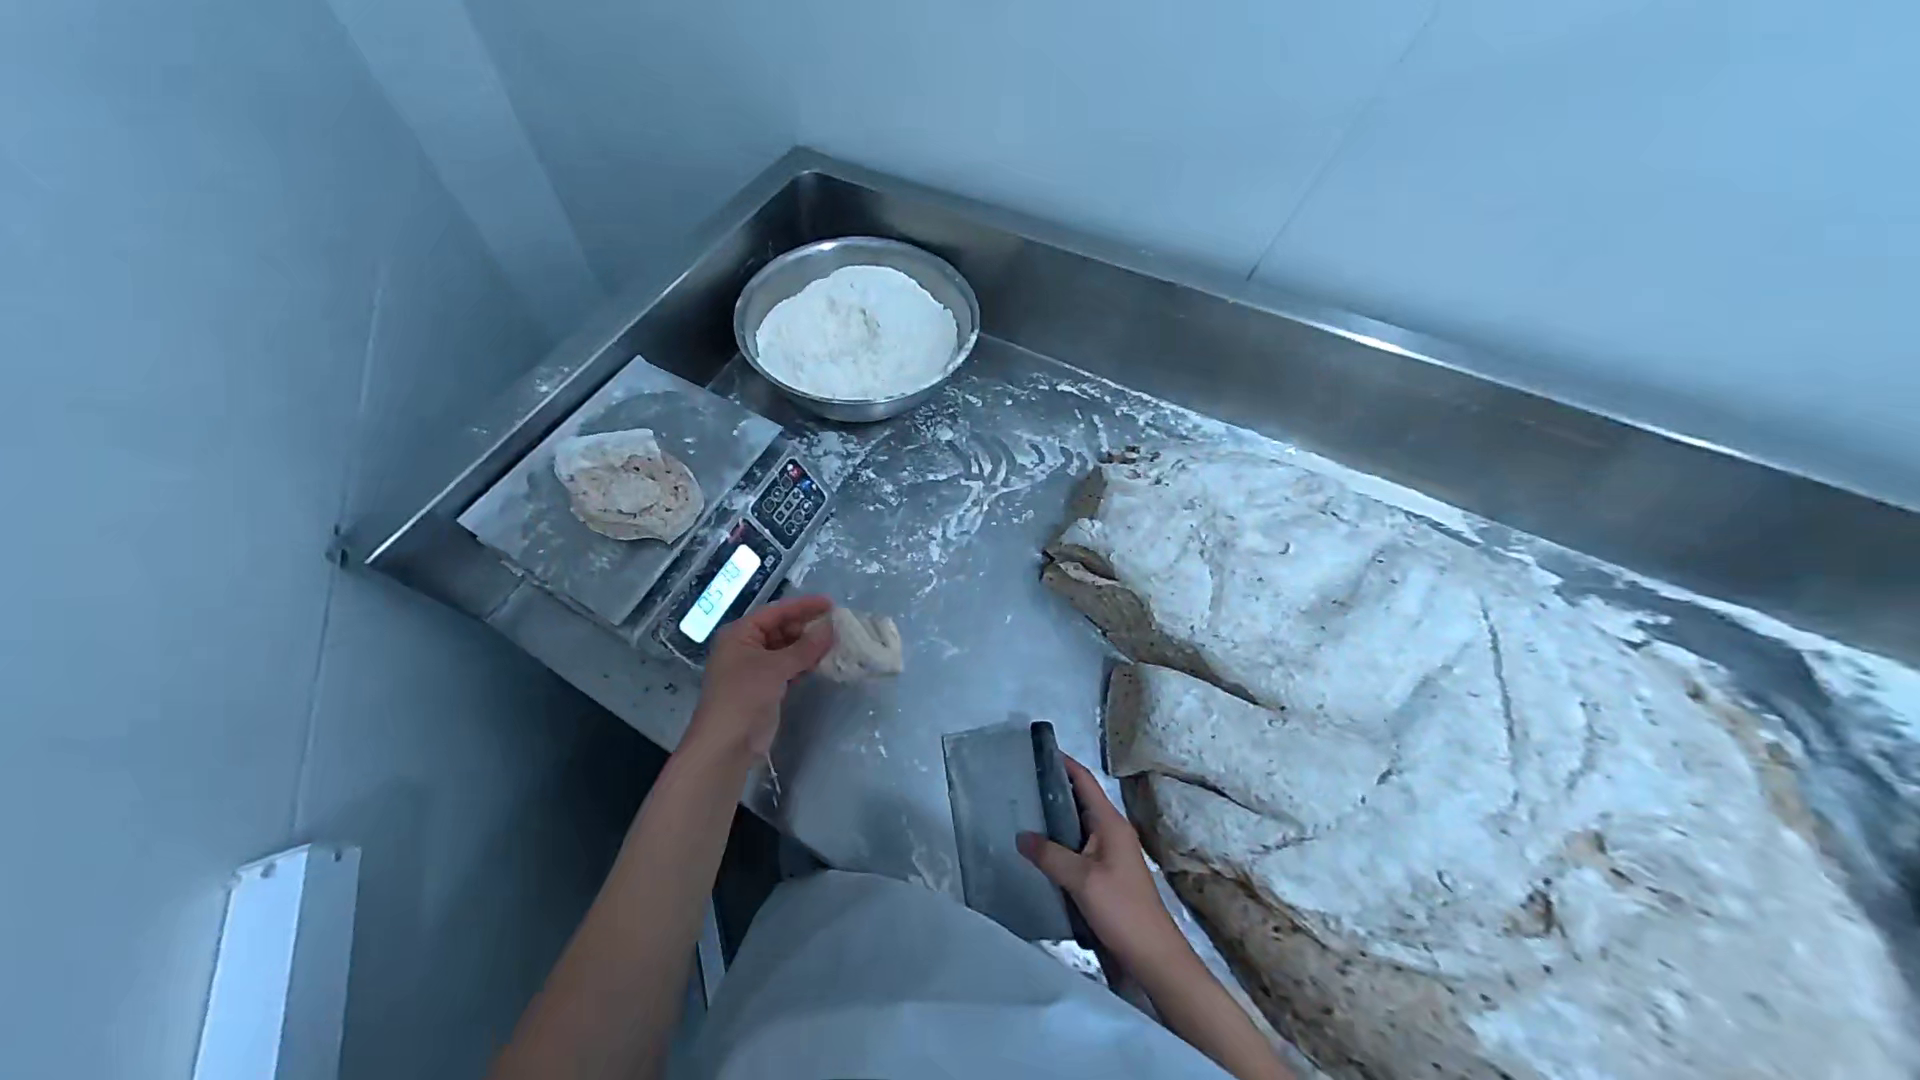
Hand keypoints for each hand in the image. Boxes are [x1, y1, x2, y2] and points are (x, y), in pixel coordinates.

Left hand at [682, 594, 834, 762]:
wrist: (727, 744)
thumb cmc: (744, 696)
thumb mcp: (775, 667)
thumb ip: (805, 647)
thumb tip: (831, 628)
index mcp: (740, 634)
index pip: (775, 612)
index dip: (802, 606)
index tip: (830, 604)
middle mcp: (746, 647)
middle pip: (781, 629)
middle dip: (807, 627)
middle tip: (837, 626)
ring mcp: (755, 668)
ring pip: (786, 649)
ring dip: (808, 646)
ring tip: (836, 642)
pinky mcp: (766, 687)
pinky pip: (788, 667)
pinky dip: (805, 663)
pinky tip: (824, 662)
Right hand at [1019, 755, 1194, 978]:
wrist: (1152, 956)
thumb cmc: (1122, 909)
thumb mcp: (1082, 879)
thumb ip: (1050, 854)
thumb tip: (1021, 835)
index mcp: (1111, 823)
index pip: (1084, 781)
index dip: (1063, 763)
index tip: (1037, 751)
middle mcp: (1110, 832)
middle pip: (1078, 801)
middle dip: (1051, 790)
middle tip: (1018, 784)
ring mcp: (1108, 854)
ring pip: (1075, 827)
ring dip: (1052, 820)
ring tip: (1019, 813)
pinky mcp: (1104, 875)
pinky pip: (1076, 849)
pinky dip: (1057, 845)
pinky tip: (1037, 852)